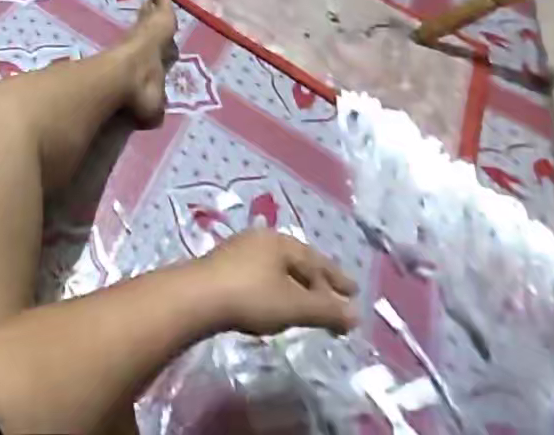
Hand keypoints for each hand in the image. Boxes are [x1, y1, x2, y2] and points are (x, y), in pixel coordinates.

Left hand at [195, 229, 358, 336]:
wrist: (199, 295)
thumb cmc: (252, 296)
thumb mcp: (296, 306)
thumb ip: (328, 310)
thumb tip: (355, 314)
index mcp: (279, 242)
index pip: (317, 260)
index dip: (337, 278)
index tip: (355, 292)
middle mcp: (260, 238)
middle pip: (298, 261)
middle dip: (319, 282)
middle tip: (338, 300)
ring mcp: (240, 248)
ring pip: (279, 267)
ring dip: (299, 286)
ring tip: (313, 306)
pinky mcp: (226, 263)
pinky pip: (264, 273)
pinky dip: (280, 287)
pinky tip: (281, 302)